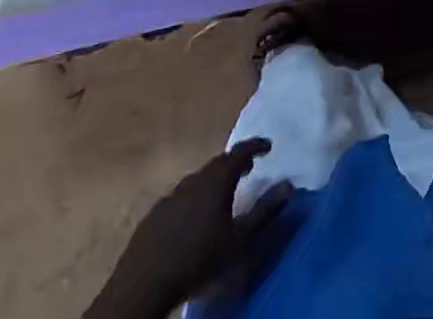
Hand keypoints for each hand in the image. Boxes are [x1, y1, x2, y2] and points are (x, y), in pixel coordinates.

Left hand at [84, 137, 287, 318]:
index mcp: (216, 182)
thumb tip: (288, 186)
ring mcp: (169, 198)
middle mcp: (193, 182)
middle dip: (235, 164)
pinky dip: (194, 198)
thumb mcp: (241, 242)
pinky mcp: (153, 216)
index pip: (240, 152)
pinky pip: (180, 197)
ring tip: (223, 196)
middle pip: (217, 164)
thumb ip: (265, 212)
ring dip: (213, 182)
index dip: (255, 146)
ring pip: (197, 181)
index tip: (268, 147)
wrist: (143, 287)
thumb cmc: (200, 261)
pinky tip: (194, 220)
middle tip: (249, 171)